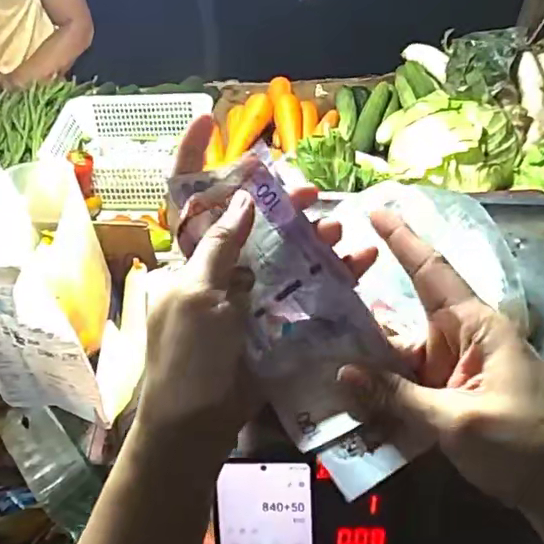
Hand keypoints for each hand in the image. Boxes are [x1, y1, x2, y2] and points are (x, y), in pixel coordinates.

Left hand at [137, 116, 378, 452]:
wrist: (196, 424)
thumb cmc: (187, 357)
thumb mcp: (197, 296)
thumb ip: (220, 248)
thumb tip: (246, 201)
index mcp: (184, 260)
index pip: (185, 198)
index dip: (194, 158)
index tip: (210, 119)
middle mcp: (214, 272)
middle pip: (249, 224)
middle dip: (279, 202)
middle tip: (312, 192)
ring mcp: (245, 298)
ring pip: (282, 256)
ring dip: (312, 238)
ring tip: (342, 228)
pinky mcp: (271, 324)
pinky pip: (302, 291)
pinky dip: (329, 276)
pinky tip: (359, 263)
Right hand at [338, 210, 543, 516]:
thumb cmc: (528, 444)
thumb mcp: (459, 422)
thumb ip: (398, 397)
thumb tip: (341, 373)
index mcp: (473, 326)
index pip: (431, 270)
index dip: (402, 239)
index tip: (372, 209)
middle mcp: (456, 341)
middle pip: (396, 320)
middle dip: (355, 317)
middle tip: (304, 308)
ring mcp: (449, 373)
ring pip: (394, 358)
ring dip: (359, 363)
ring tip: (309, 360)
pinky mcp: (445, 400)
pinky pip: (401, 388)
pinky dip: (375, 393)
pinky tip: (340, 400)